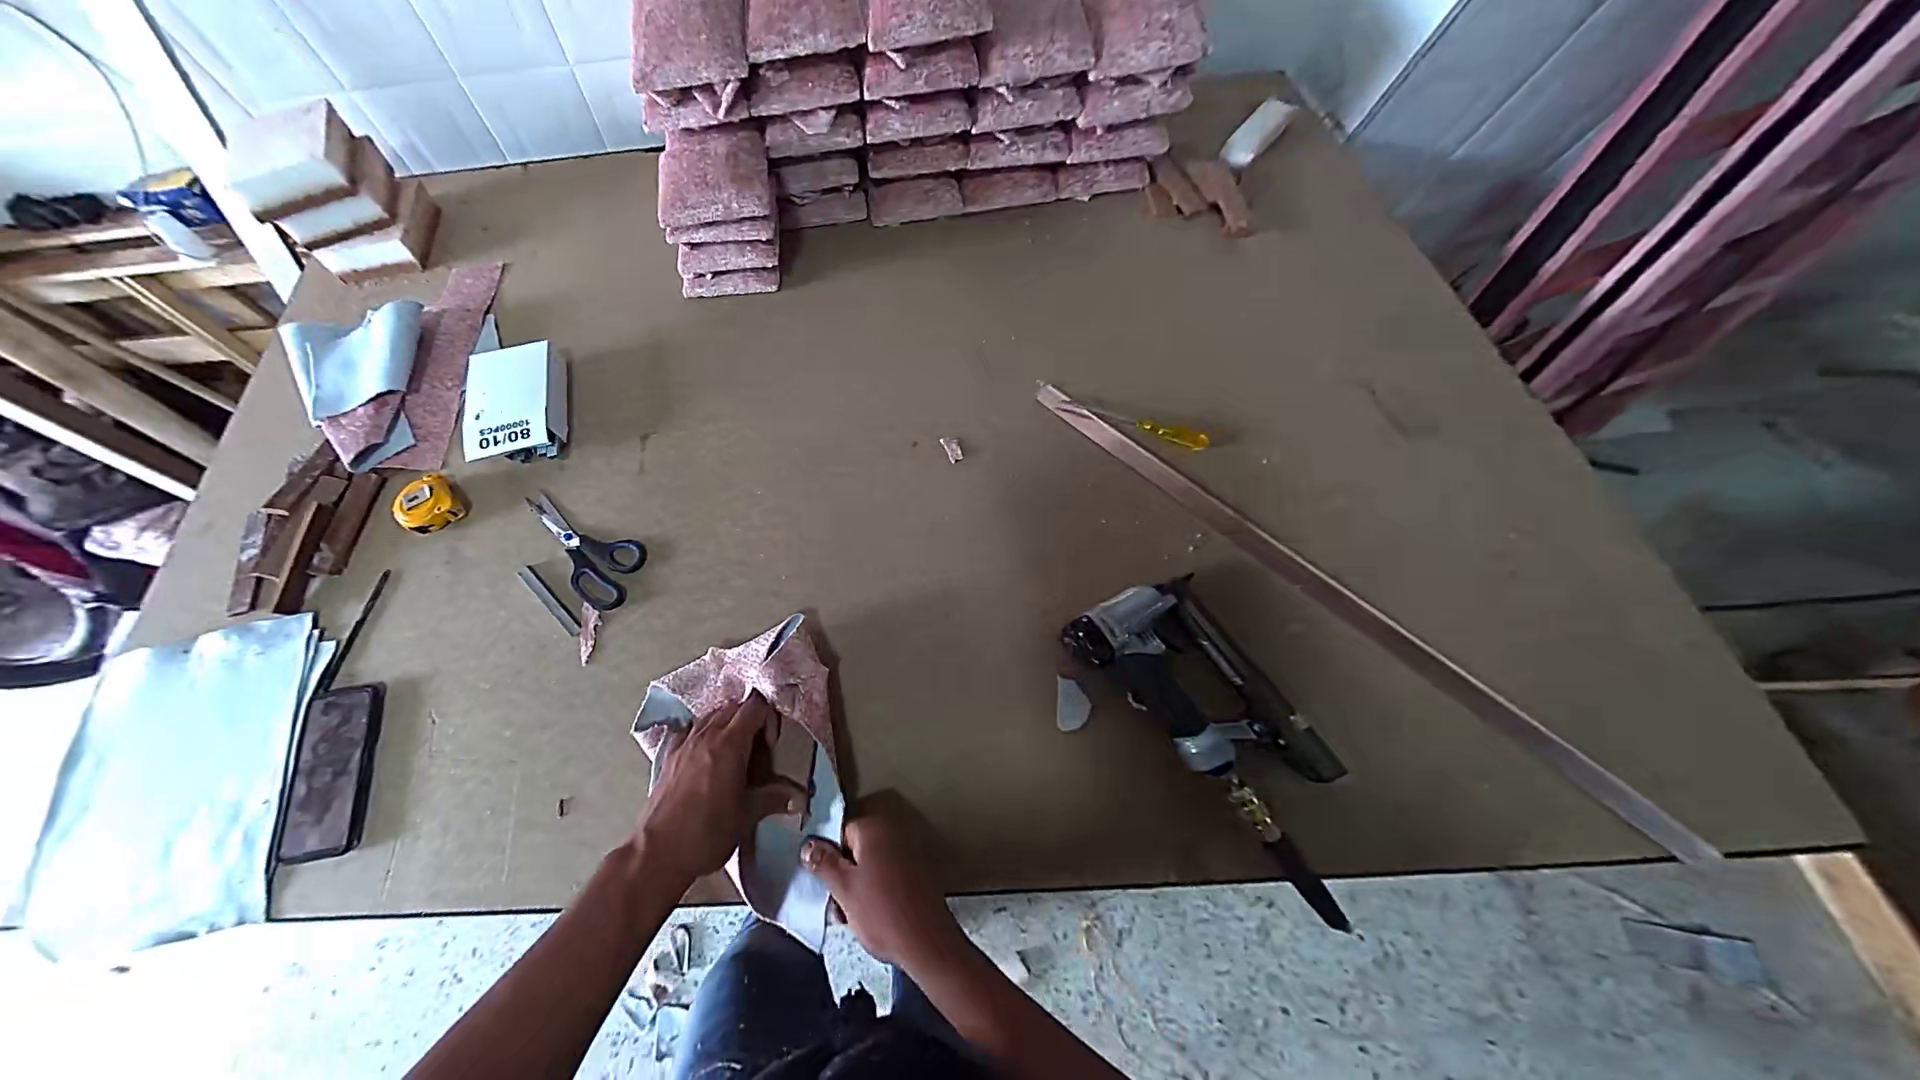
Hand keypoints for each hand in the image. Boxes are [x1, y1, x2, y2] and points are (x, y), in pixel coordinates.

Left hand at [637, 692, 801, 884]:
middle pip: (733, 707)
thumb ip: (773, 798)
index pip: (755, 707)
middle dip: (750, 718)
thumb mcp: (747, 816)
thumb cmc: (707, 833)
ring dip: (727, 722)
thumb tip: (796, 798)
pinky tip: (706, 750)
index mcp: (730, 744)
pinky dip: (702, 731)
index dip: (769, 719)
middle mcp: (706, 736)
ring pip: (711, 715)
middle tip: (759, 745)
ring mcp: (684, 744)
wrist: (658, 853)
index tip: (772, 744)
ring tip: (736, 747)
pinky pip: (689, 730)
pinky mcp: (668, 757)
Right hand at [803, 806, 966, 969]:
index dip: (826, 856)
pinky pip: (884, 875)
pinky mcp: (914, 873)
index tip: (820, 879)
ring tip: (850, 916)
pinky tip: (867, 916)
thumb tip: (809, 845)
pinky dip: (873, 891)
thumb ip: (823, 863)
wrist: (926, 942)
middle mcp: (893, 833)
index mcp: (874, 829)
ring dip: (854, 888)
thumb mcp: (843, 888)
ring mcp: (906, 853)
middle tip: (834, 903)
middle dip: (840, 875)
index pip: (838, 831)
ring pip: (867, 865)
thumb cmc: (883, 913)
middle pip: (853, 849)